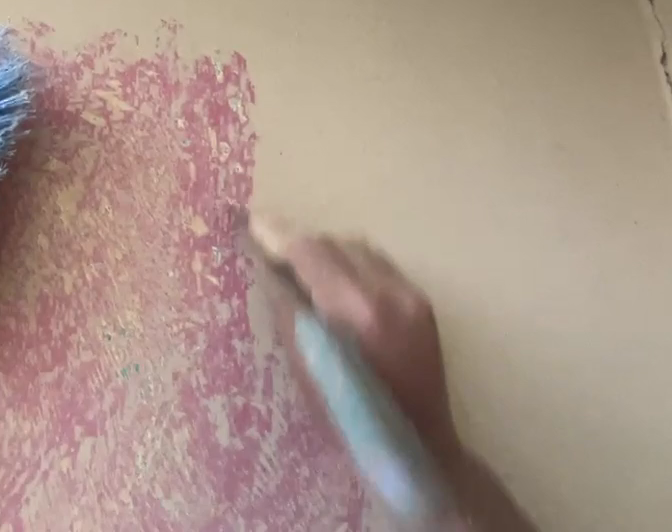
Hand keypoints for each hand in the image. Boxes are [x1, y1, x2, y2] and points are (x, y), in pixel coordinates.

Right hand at [260, 220, 537, 531]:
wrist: (421, 450)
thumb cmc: (350, 420)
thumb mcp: (304, 366)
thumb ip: (286, 308)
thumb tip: (266, 266)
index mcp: (357, 310)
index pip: (309, 250)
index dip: (276, 234)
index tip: (249, 221)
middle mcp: (389, 291)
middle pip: (332, 242)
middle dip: (298, 243)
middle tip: (270, 251)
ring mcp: (411, 293)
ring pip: (356, 247)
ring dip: (325, 251)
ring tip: (302, 269)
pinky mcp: (421, 300)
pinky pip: (375, 262)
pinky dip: (349, 263)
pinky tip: (335, 284)